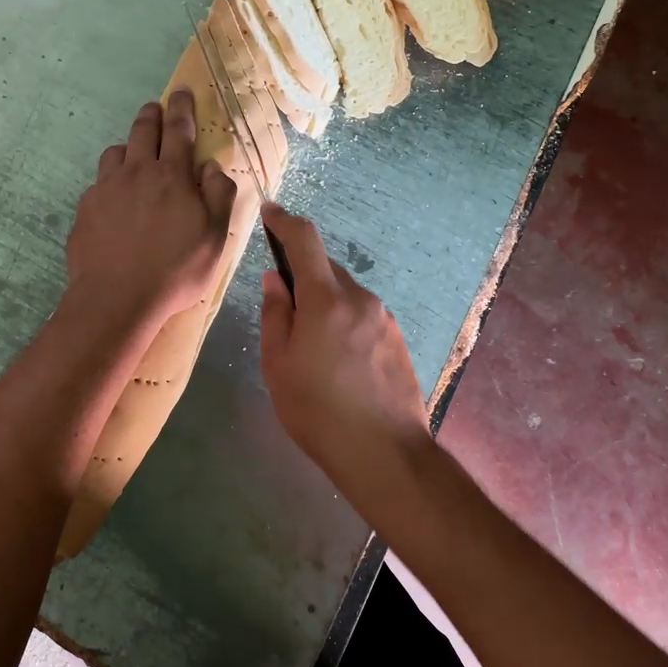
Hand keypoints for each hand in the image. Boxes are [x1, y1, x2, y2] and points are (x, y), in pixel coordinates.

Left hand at [65, 90, 237, 328]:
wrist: (116, 298)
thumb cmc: (175, 271)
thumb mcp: (215, 238)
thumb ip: (218, 196)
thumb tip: (212, 166)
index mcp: (172, 176)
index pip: (179, 131)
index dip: (182, 108)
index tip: (182, 91)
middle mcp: (137, 173)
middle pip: (143, 131)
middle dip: (152, 114)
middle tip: (155, 107)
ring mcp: (106, 188)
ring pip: (116, 152)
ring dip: (128, 146)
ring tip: (134, 153)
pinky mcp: (86, 208)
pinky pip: (99, 182)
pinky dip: (110, 180)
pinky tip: (114, 199)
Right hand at [259, 205, 430, 491]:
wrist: (386, 455)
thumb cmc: (318, 410)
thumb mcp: (278, 364)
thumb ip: (275, 315)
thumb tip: (276, 280)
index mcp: (326, 299)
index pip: (305, 241)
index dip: (285, 221)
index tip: (269, 211)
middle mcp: (361, 300)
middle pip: (326, 270)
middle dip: (303, 278)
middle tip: (284, 313)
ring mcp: (384, 320)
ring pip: (345, 296)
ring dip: (325, 305)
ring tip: (311, 350)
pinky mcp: (398, 342)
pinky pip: (362, 318)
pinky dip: (344, 325)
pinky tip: (337, 364)